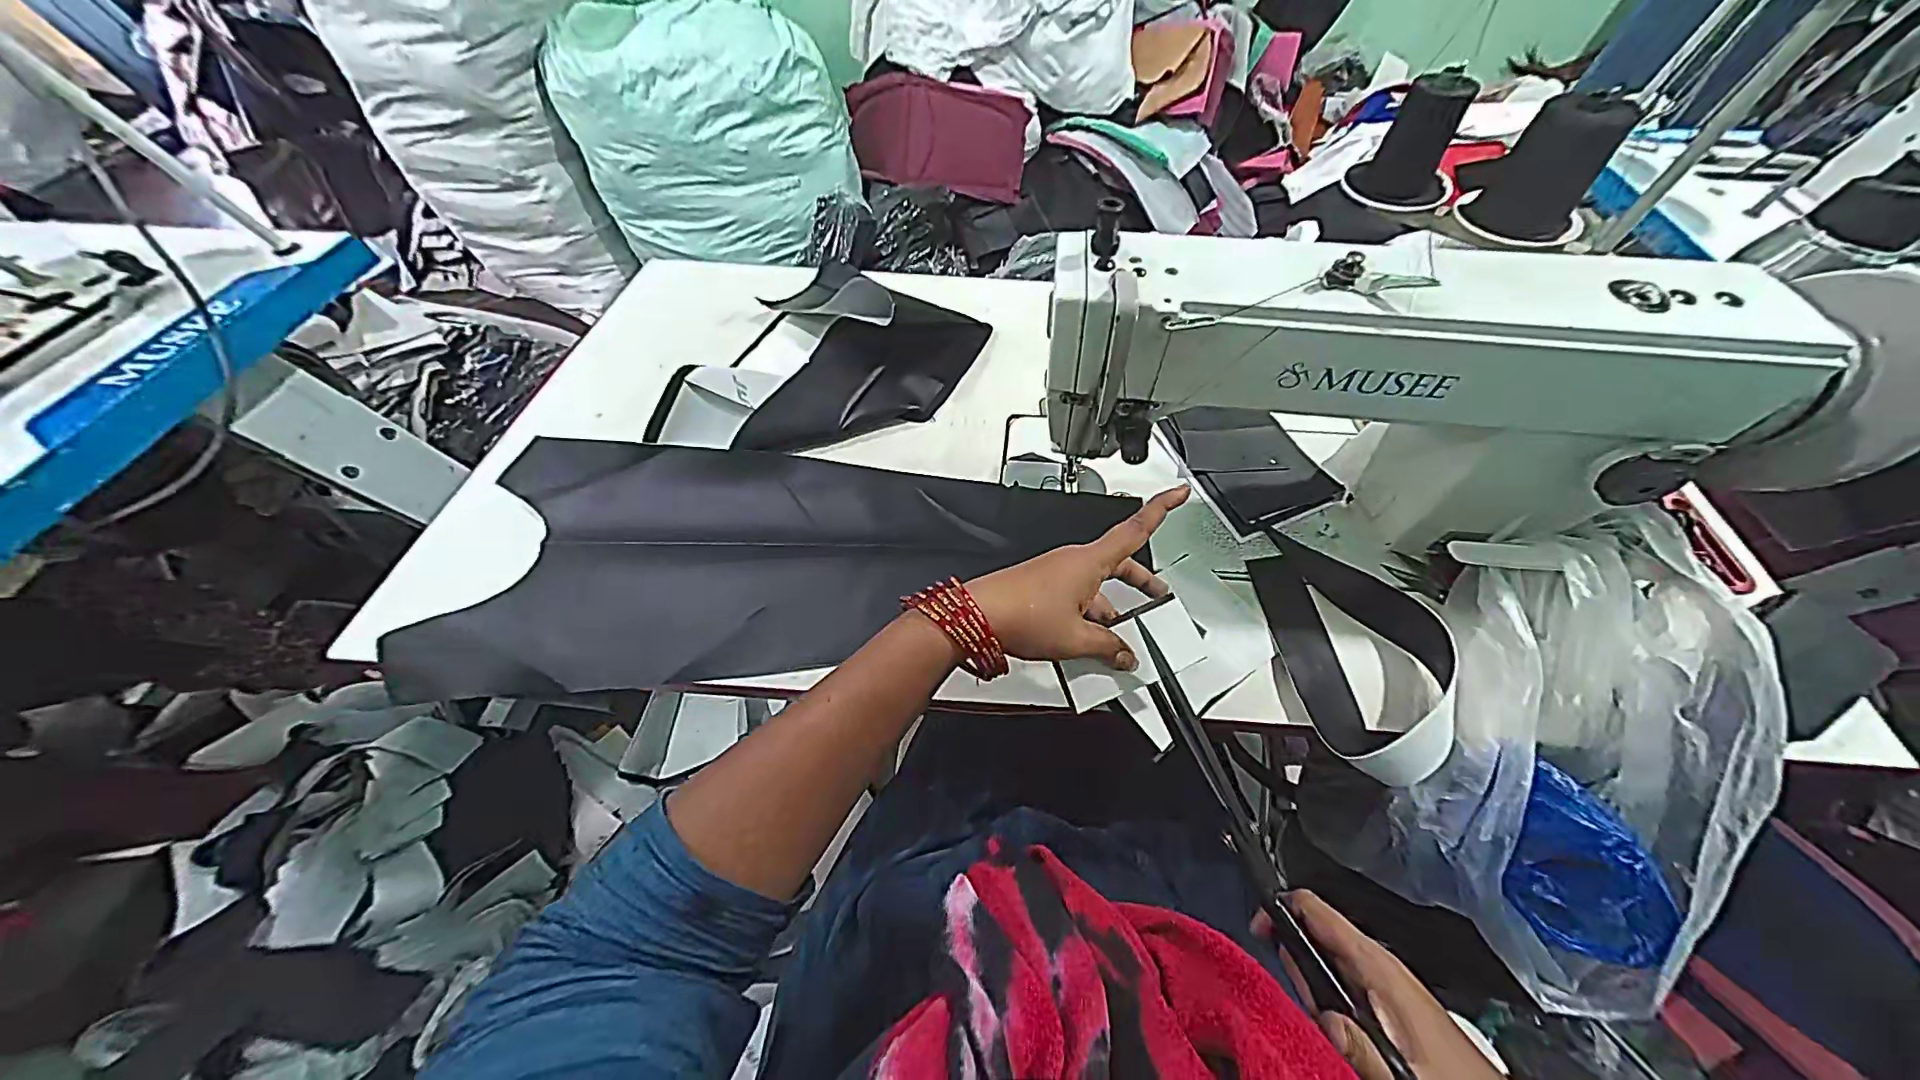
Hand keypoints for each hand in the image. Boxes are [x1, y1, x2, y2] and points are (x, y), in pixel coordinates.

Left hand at [964, 486, 1189, 670]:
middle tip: (1156, 595)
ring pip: (1095, 585)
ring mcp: (1056, 572)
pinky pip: (1075, 594)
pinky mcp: (1041, 586)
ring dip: (1110, 607)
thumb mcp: (1075, 638)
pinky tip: (1088, 639)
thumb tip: (1124, 653)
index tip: (1178, 492)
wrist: (975, 616)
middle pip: (1119, 564)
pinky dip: (1087, 613)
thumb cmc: (1018, 613)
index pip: (1135, 528)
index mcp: (1089, 560)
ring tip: (1118, 639)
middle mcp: (1073, 561)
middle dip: (1140, 582)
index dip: (1161, 509)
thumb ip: (1108, 646)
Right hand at [1258, 891, 1502, 1079]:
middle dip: (1291, 950)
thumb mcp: (1405, 1070)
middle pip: (1316, 932)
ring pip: (1326, 958)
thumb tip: (1323, 1018)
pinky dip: (1323, 991)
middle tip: (1287, 985)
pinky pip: (1340, 980)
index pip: (1317, 911)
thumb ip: (1361, 1048)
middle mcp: (1379, 967)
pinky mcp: (1386, 1002)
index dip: (1281, 909)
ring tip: (1311, 1010)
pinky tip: (1327, 1021)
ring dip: (1307, 976)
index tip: (1259, 925)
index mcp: (1378, 967)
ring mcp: (1383, 983)